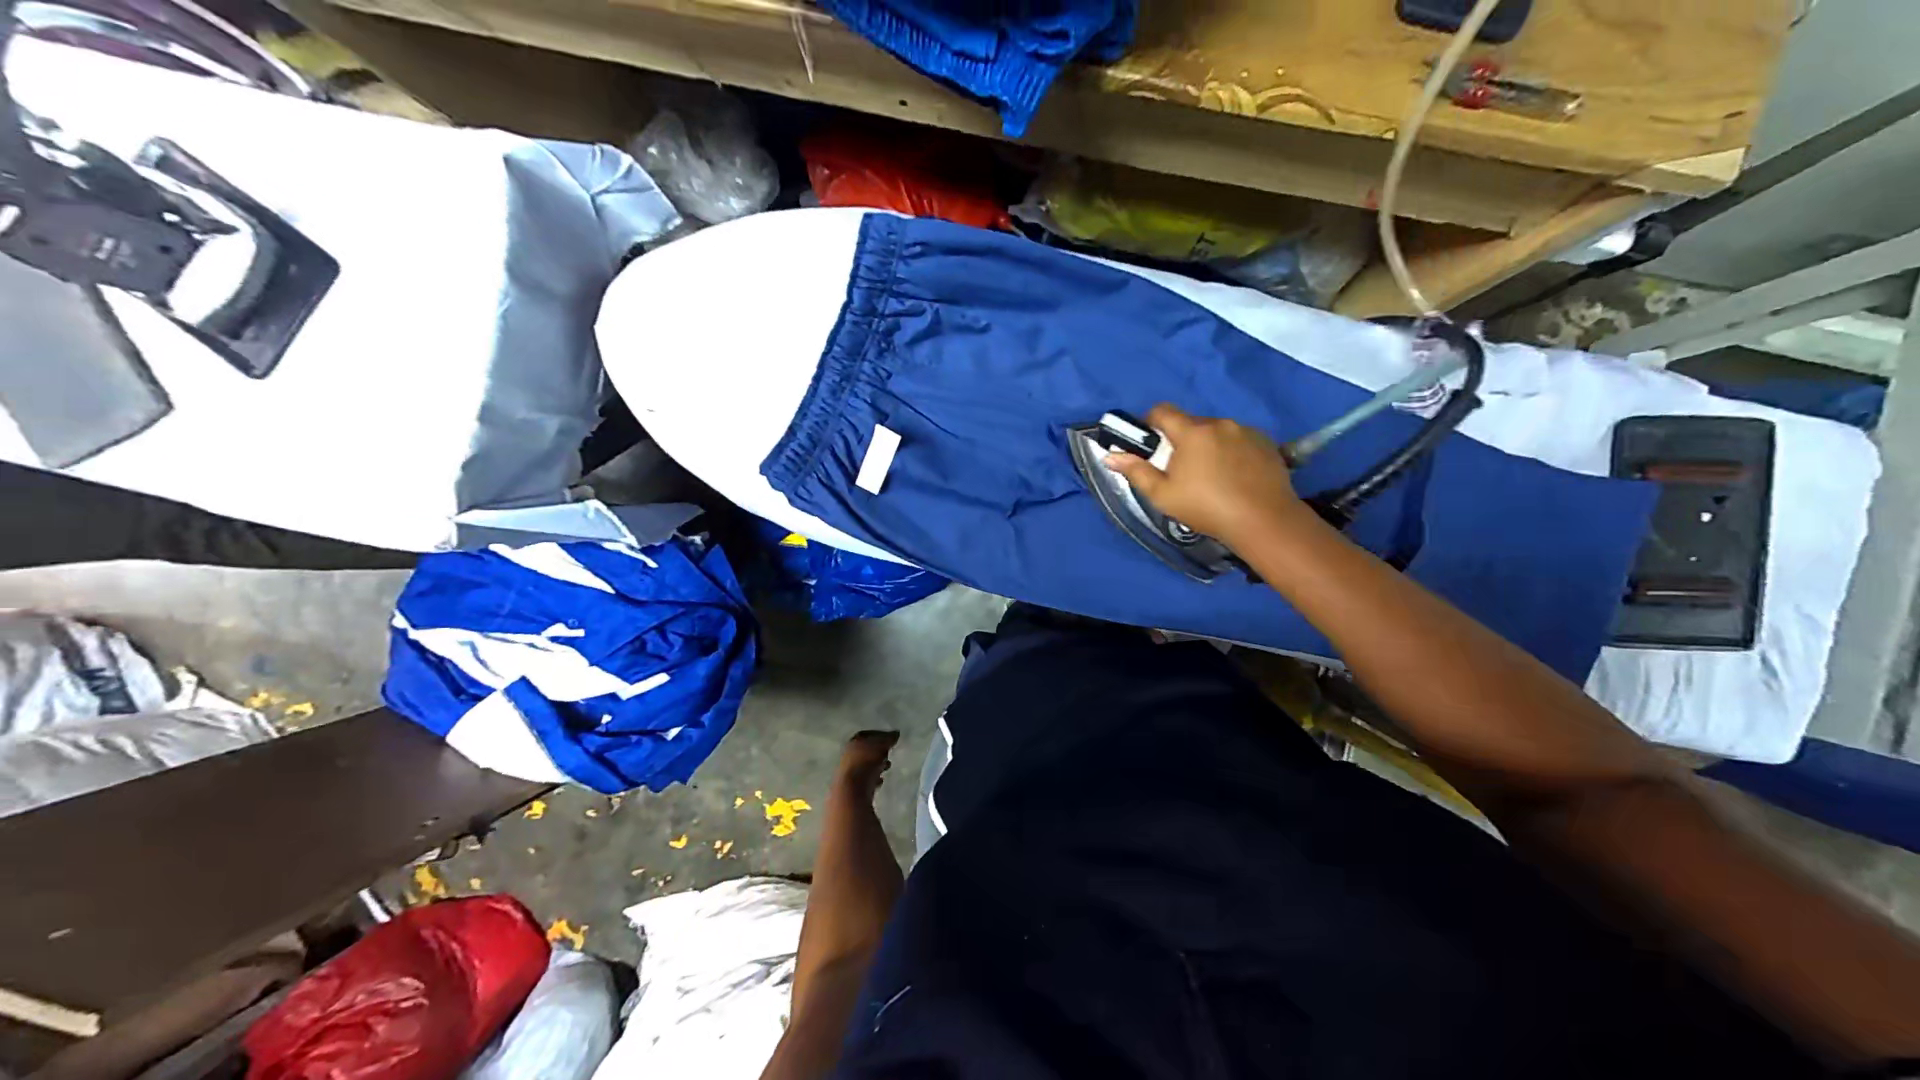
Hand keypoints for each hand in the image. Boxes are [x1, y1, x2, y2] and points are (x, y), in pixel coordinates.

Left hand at [833, 730, 898, 800]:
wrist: (852, 792)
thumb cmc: (866, 763)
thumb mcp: (881, 746)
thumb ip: (888, 739)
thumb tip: (895, 734)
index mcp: (853, 743)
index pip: (867, 735)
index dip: (879, 735)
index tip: (891, 739)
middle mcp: (848, 756)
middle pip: (865, 750)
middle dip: (878, 752)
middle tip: (889, 753)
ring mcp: (849, 772)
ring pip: (865, 765)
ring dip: (876, 766)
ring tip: (888, 767)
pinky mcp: (853, 788)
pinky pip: (865, 780)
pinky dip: (873, 779)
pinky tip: (881, 781)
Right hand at [1103, 404, 1307, 546]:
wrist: (1263, 520)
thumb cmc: (1206, 508)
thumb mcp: (1163, 495)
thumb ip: (1136, 472)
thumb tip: (1111, 456)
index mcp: (1192, 432)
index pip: (1163, 411)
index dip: (1151, 421)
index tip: (1149, 441)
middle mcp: (1220, 424)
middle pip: (1191, 423)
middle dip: (1181, 439)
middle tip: (1180, 469)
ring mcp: (1246, 431)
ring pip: (1217, 431)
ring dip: (1208, 445)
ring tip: (1211, 475)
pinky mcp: (1267, 443)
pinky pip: (1240, 440)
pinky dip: (1232, 451)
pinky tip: (1235, 476)